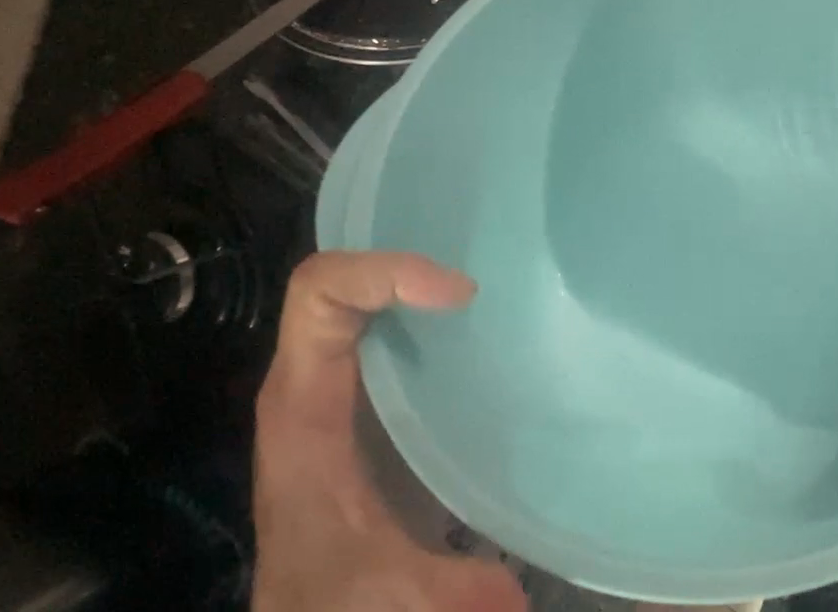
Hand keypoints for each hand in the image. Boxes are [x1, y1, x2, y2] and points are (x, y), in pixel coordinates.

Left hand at [252, 251, 525, 611]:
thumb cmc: (341, 603)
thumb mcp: (394, 598)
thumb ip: (459, 590)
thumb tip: (531, 580)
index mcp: (307, 412)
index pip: (321, 299)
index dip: (385, 272)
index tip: (461, 294)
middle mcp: (321, 387)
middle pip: (345, 285)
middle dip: (415, 261)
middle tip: (498, 272)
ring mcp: (351, 394)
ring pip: (372, 306)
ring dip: (428, 286)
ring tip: (509, 288)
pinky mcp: (383, 406)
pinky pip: (404, 337)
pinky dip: (447, 321)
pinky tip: (504, 337)